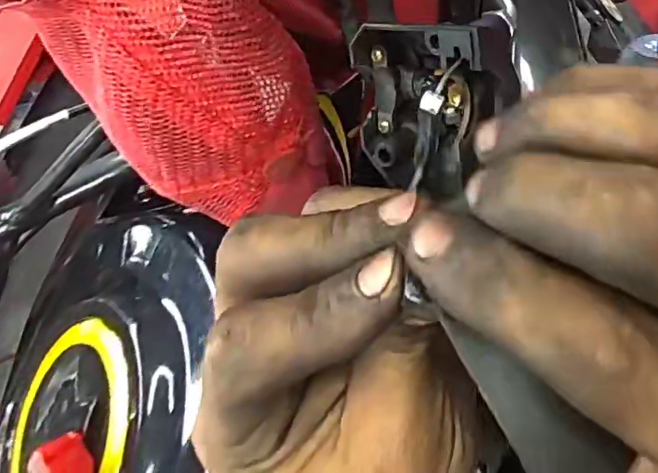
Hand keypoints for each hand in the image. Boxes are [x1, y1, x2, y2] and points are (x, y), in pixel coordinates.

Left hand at [195, 187, 478, 472]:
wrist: (421, 463)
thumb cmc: (399, 470)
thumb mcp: (396, 432)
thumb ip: (399, 342)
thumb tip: (421, 253)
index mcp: (237, 411)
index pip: (246, 345)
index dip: (320, 308)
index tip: (391, 279)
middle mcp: (247, 335)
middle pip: (253, 257)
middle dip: (332, 234)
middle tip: (407, 218)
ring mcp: (286, 291)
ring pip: (294, 221)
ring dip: (359, 212)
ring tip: (418, 213)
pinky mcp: (329, 264)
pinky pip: (338, 217)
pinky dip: (378, 210)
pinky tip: (418, 214)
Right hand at [401, 67, 657, 472]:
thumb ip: (597, 428)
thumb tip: (486, 317)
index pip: (615, 350)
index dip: (503, 291)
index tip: (432, 247)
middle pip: (647, 220)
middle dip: (533, 192)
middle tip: (471, 191)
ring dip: (561, 123)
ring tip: (498, 142)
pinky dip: (600, 90)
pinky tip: (551, 107)